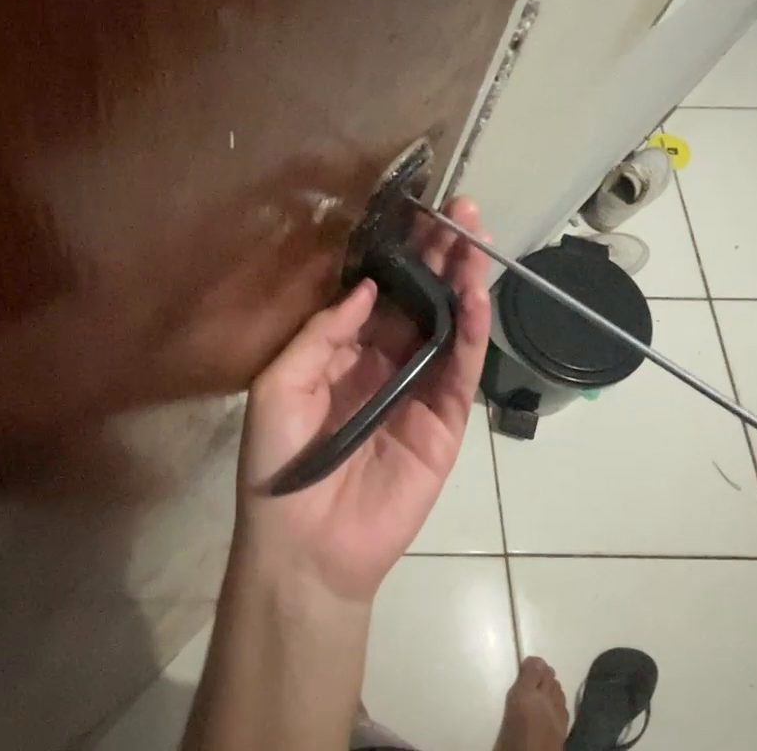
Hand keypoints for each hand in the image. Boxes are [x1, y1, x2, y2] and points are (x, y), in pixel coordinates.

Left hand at [233, 197, 491, 603]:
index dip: (395, 256)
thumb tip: (364, 288)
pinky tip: (477, 294)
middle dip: (438, 256)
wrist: (305, 544)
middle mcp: (382, 363)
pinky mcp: (443, 422)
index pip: (376, 293)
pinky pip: (461, 370)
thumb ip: (322, 334)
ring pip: (446, 326)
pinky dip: (473, 332)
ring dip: (463, 281)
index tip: (412, 216)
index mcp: (341, 352)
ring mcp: (417, 392)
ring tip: (475, 238)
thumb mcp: (280, 384)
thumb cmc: (279, 461)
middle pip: (418, 300)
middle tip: (459, 212)